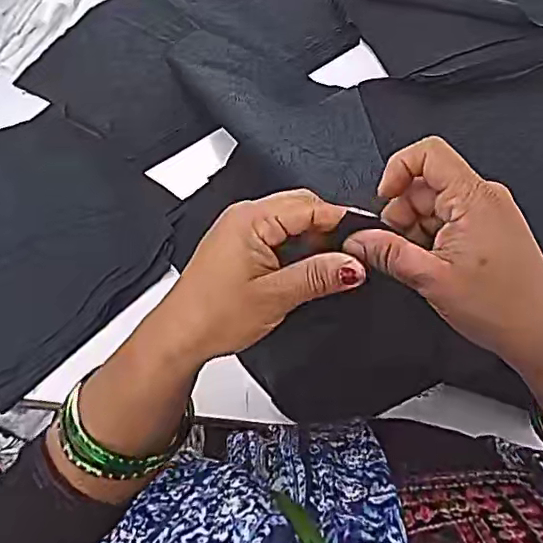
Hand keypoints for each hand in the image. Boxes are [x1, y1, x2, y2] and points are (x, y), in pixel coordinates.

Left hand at [131, 189, 366, 365]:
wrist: (179, 336)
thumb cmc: (210, 315)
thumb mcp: (275, 296)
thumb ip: (318, 275)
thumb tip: (353, 264)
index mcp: (251, 219)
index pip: (310, 206)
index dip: (340, 222)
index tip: (363, 242)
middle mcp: (244, 215)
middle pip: (302, 207)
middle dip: (328, 230)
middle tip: (348, 258)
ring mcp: (240, 228)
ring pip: (292, 221)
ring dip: (312, 241)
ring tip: (324, 270)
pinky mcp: (240, 243)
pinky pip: (278, 233)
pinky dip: (296, 248)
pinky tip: (302, 271)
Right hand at [343, 137, 542, 374]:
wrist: (542, 333)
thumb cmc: (504, 307)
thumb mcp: (432, 278)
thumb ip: (388, 253)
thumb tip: (359, 239)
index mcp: (474, 196)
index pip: (427, 152)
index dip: (396, 170)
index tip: (384, 200)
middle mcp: (485, 196)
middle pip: (425, 182)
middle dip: (403, 213)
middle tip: (400, 249)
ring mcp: (489, 210)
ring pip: (434, 203)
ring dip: (417, 230)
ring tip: (424, 265)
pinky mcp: (490, 226)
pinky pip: (449, 218)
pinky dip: (433, 238)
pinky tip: (437, 266)